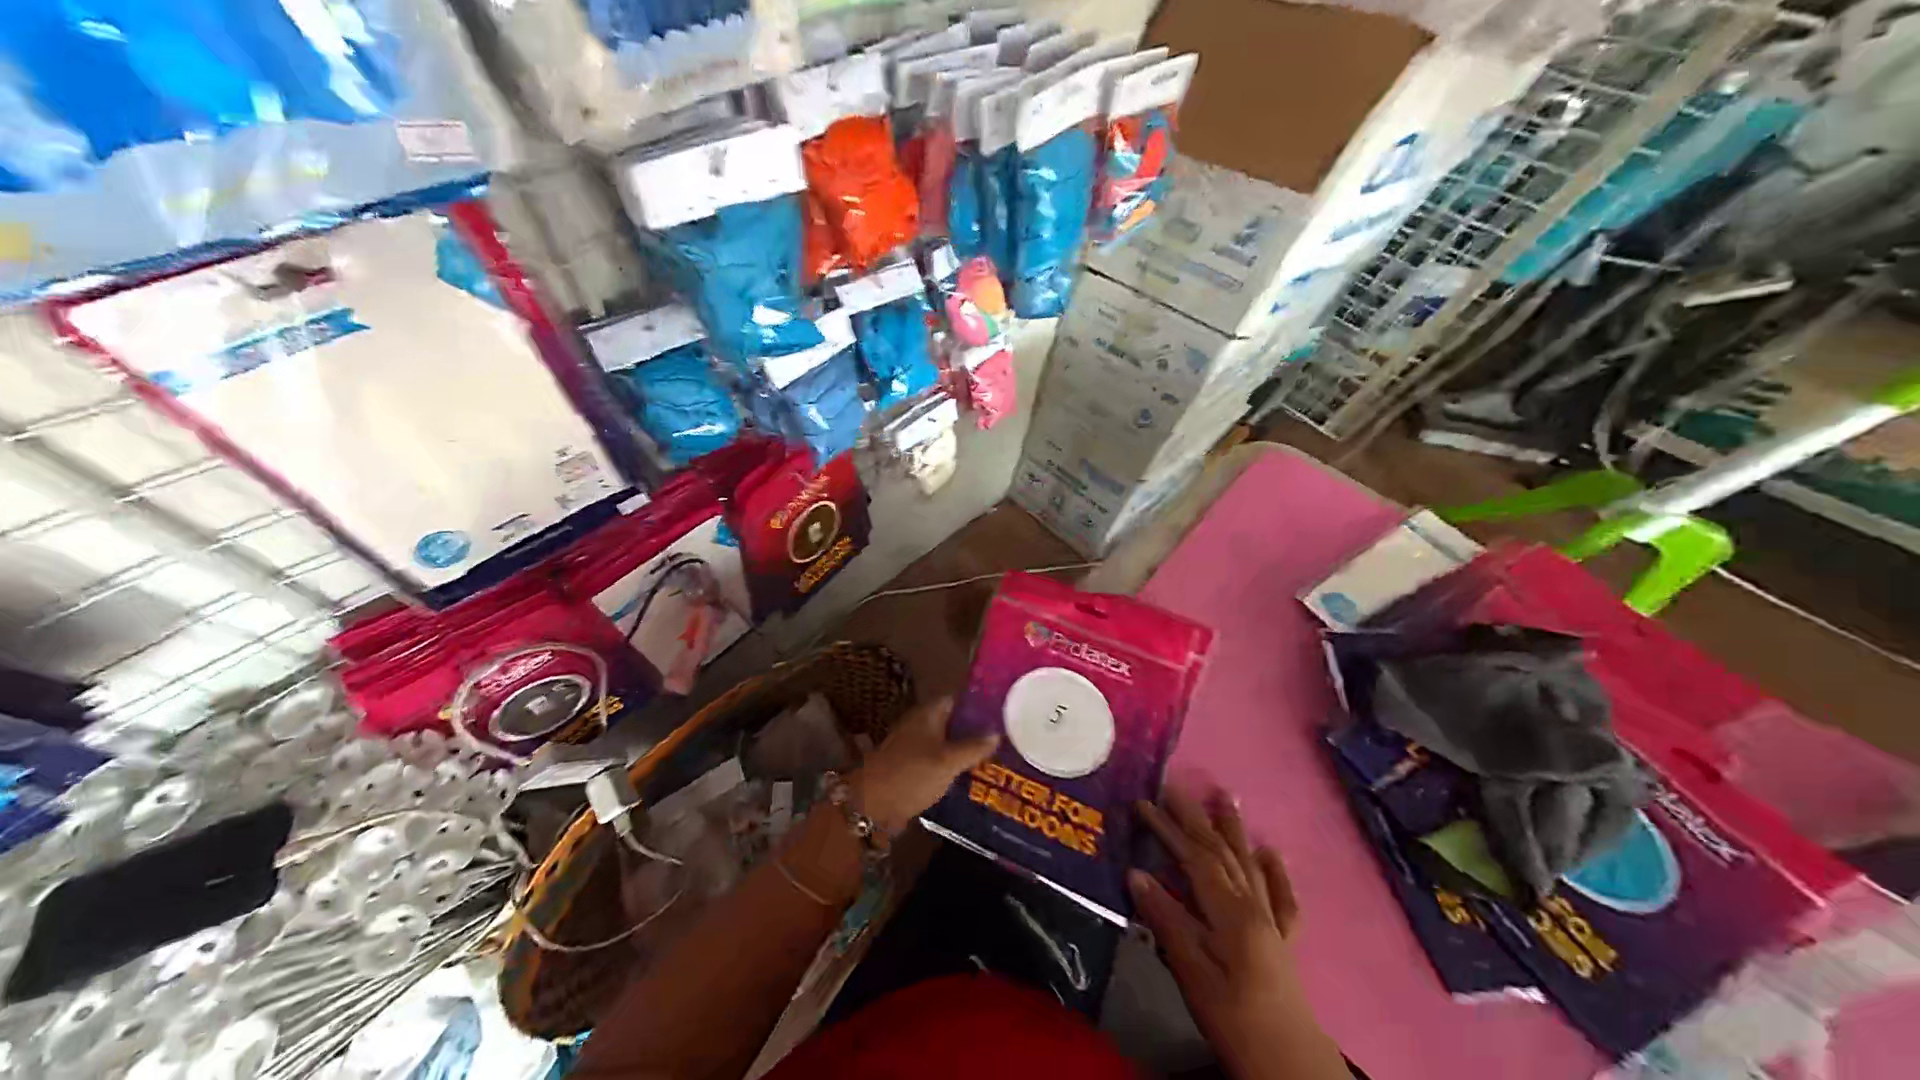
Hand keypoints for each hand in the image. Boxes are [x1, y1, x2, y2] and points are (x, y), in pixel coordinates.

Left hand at [851, 697, 997, 833]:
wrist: (873, 805)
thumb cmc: (912, 774)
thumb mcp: (948, 761)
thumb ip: (974, 746)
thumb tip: (996, 732)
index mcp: (928, 714)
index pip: (958, 699)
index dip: (979, 703)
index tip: (1002, 711)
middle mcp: (921, 725)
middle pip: (954, 721)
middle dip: (977, 729)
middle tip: (1006, 737)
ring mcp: (915, 747)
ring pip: (947, 743)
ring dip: (967, 750)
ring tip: (997, 757)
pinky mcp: (913, 769)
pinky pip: (940, 762)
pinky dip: (955, 766)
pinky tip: (974, 776)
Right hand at [1130, 787, 1347, 1079]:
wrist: (1290, 1064)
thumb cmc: (1234, 1018)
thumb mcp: (1192, 974)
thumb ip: (1167, 922)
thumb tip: (1136, 874)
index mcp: (1230, 913)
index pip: (1195, 858)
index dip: (1169, 829)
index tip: (1143, 803)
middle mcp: (1254, 907)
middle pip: (1221, 853)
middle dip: (1196, 818)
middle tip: (1175, 787)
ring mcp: (1272, 921)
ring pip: (1249, 864)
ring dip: (1235, 830)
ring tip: (1226, 797)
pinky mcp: (1283, 940)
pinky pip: (1282, 897)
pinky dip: (1275, 871)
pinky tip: (1269, 853)